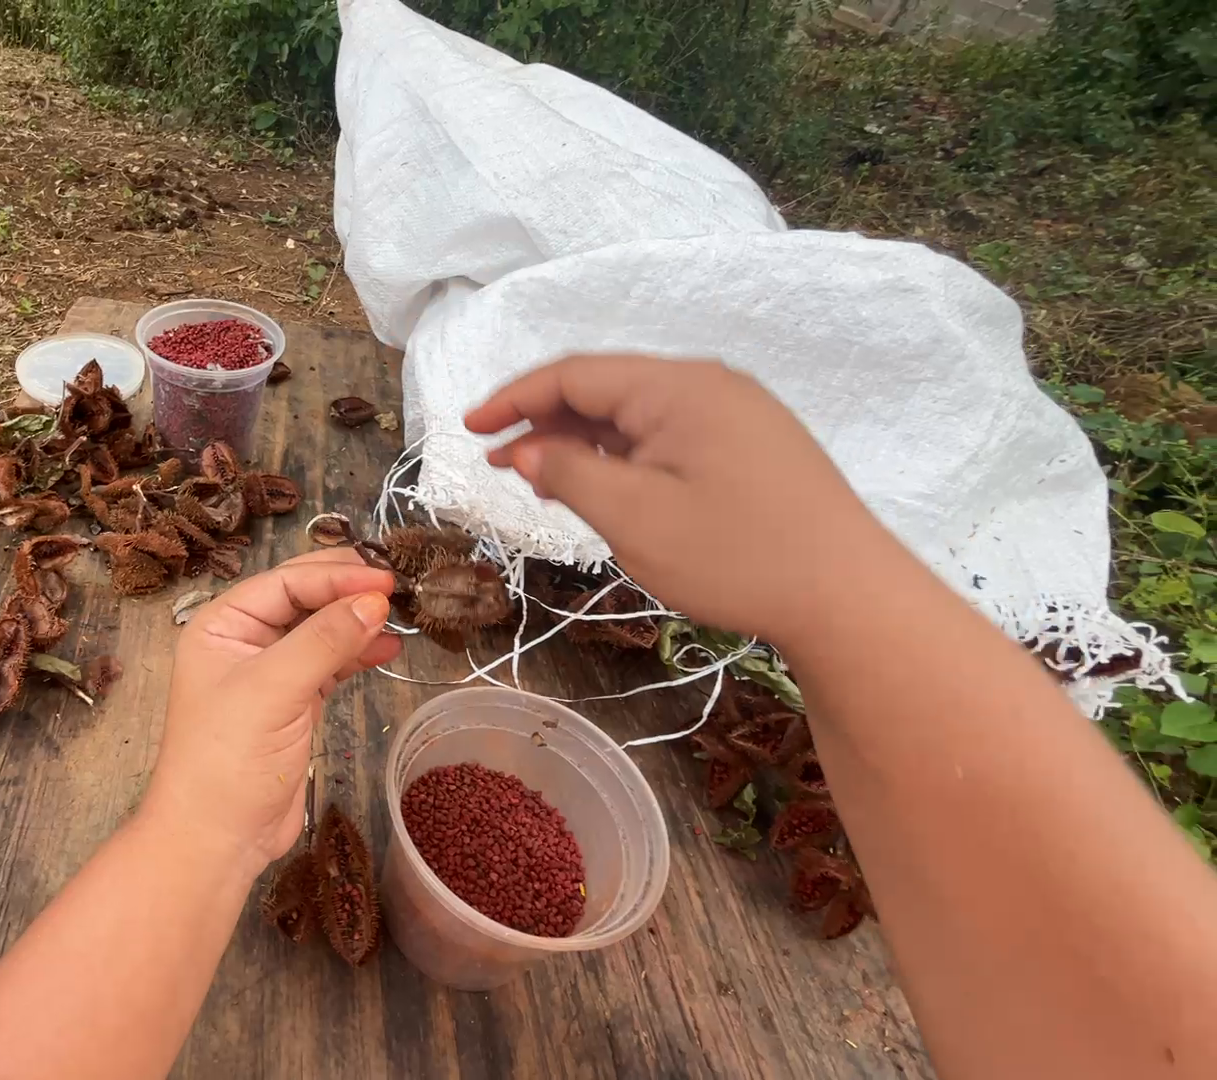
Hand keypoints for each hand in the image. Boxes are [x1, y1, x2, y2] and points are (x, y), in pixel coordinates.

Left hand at [144, 549, 398, 876]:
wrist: (217, 839)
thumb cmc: (228, 758)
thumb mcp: (273, 690)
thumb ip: (324, 641)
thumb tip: (377, 600)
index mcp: (222, 623)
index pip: (284, 582)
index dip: (335, 576)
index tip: (385, 577)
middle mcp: (243, 639)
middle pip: (302, 599)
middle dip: (347, 590)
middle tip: (398, 585)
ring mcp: (270, 671)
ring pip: (319, 630)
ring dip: (357, 621)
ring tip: (402, 614)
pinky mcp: (293, 701)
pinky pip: (329, 663)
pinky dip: (357, 654)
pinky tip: (388, 646)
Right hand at [464, 354, 904, 646]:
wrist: (849, 600)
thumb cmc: (733, 555)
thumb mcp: (632, 517)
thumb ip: (568, 473)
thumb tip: (525, 450)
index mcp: (677, 388)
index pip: (574, 375)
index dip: (514, 398)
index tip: (469, 427)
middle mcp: (705, 386)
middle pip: (602, 391)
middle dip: (541, 422)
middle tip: (495, 460)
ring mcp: (730, 415)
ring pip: (630, 417)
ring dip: (576, 442)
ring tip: (534, 478)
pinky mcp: (743, 447)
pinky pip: (660, 438)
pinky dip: (615, 457)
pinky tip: (594, 485)